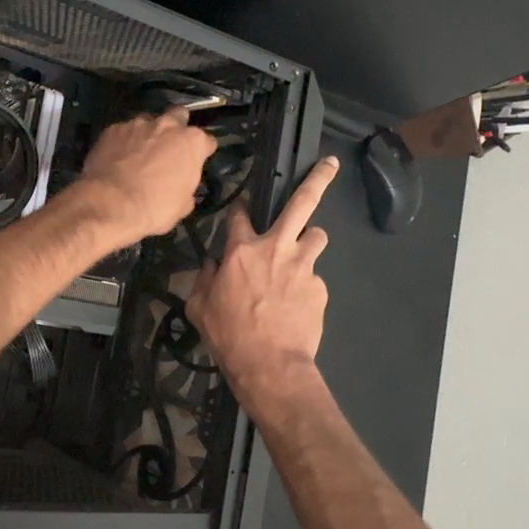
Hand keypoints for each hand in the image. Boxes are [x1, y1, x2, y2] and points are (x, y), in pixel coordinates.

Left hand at [73, 107, 217, 242]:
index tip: (197, 162)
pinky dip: (123, 141)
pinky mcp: (113, 129)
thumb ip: (187, 186)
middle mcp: (167, 125)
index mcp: (192, 142)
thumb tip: (182, 186)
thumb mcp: (182, 205)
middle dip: (177, 128)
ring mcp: (138, 124)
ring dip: (148, 134)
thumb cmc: (154, 207)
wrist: (111, 204)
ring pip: (148, 122)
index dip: (202, 152)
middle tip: (169, 146)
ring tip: (139, 152)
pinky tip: (118, 156)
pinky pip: (123, 131)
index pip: (206, 141)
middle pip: (179, 117)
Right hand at [186, 157, 339, 418]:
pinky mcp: (320, 287)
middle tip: (330, 163)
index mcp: (241, 250)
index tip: (241, 204)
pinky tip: (296, 306)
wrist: (270, 365)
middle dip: (317, 179)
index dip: (240, 207)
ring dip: (309, 241)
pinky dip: (305, 285)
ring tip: (301, 255)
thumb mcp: (198, 307)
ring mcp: (303, 267)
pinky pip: (314, 277)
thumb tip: (212, 264)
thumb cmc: (228, 335)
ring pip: (317, 236)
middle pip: (302, 203)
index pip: (239, 214)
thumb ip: (204, 278)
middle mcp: (276, 248)